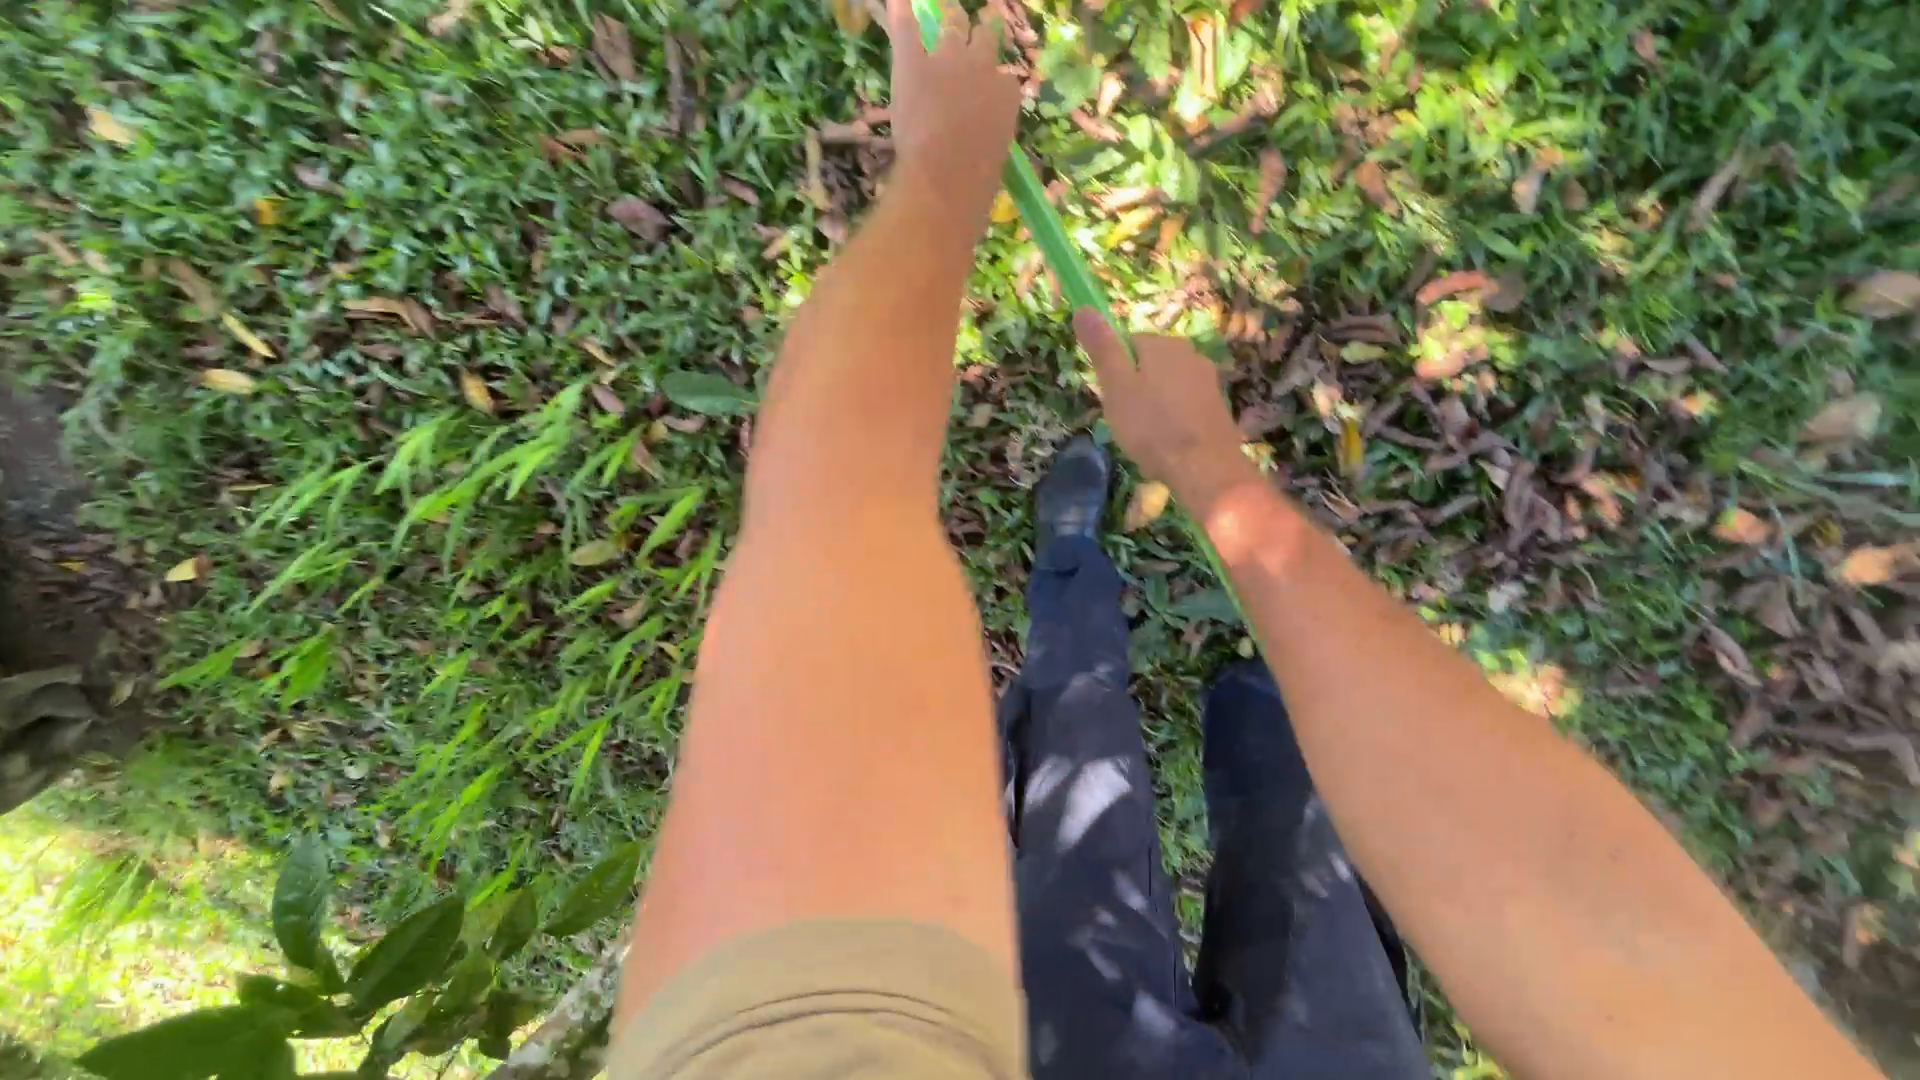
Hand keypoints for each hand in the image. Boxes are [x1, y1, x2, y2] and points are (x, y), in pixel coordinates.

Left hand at [884, 0, 1021, 208]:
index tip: (986, 95)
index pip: (1004, 82)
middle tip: (979, 30)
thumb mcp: (995, 160)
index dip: (993, 87)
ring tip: (950, 12)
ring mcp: (947, 60)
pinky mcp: (913, 62)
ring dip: (952, 20)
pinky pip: (906, 27)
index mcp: (1006, 96)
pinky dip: (901, 12)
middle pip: (985, 39)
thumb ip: (990, 140)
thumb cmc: (976, 181)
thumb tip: (984, 148)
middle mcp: (982, 67)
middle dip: (982, 35)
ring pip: (953, 26)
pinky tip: (900, 1)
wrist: (947, 175)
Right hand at [1074, 310, 1251, 505]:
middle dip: (1137, 386)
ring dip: (1157, 404)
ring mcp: (1208, 379)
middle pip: (1151, 363)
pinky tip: (1168, 442)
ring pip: (1169, 385)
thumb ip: (1102, 348)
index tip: (1112, 398)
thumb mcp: (1116, 387)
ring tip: (1147, 435)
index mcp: (1162, 344)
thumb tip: (1083, 309)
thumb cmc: (1151, 426)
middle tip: (1126, 420)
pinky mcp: (1218, 405)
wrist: (1204, 466)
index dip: (1116, 371)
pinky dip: (1175, 418)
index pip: (1129, 343)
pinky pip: (1186, 404)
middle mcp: (1190, 353)